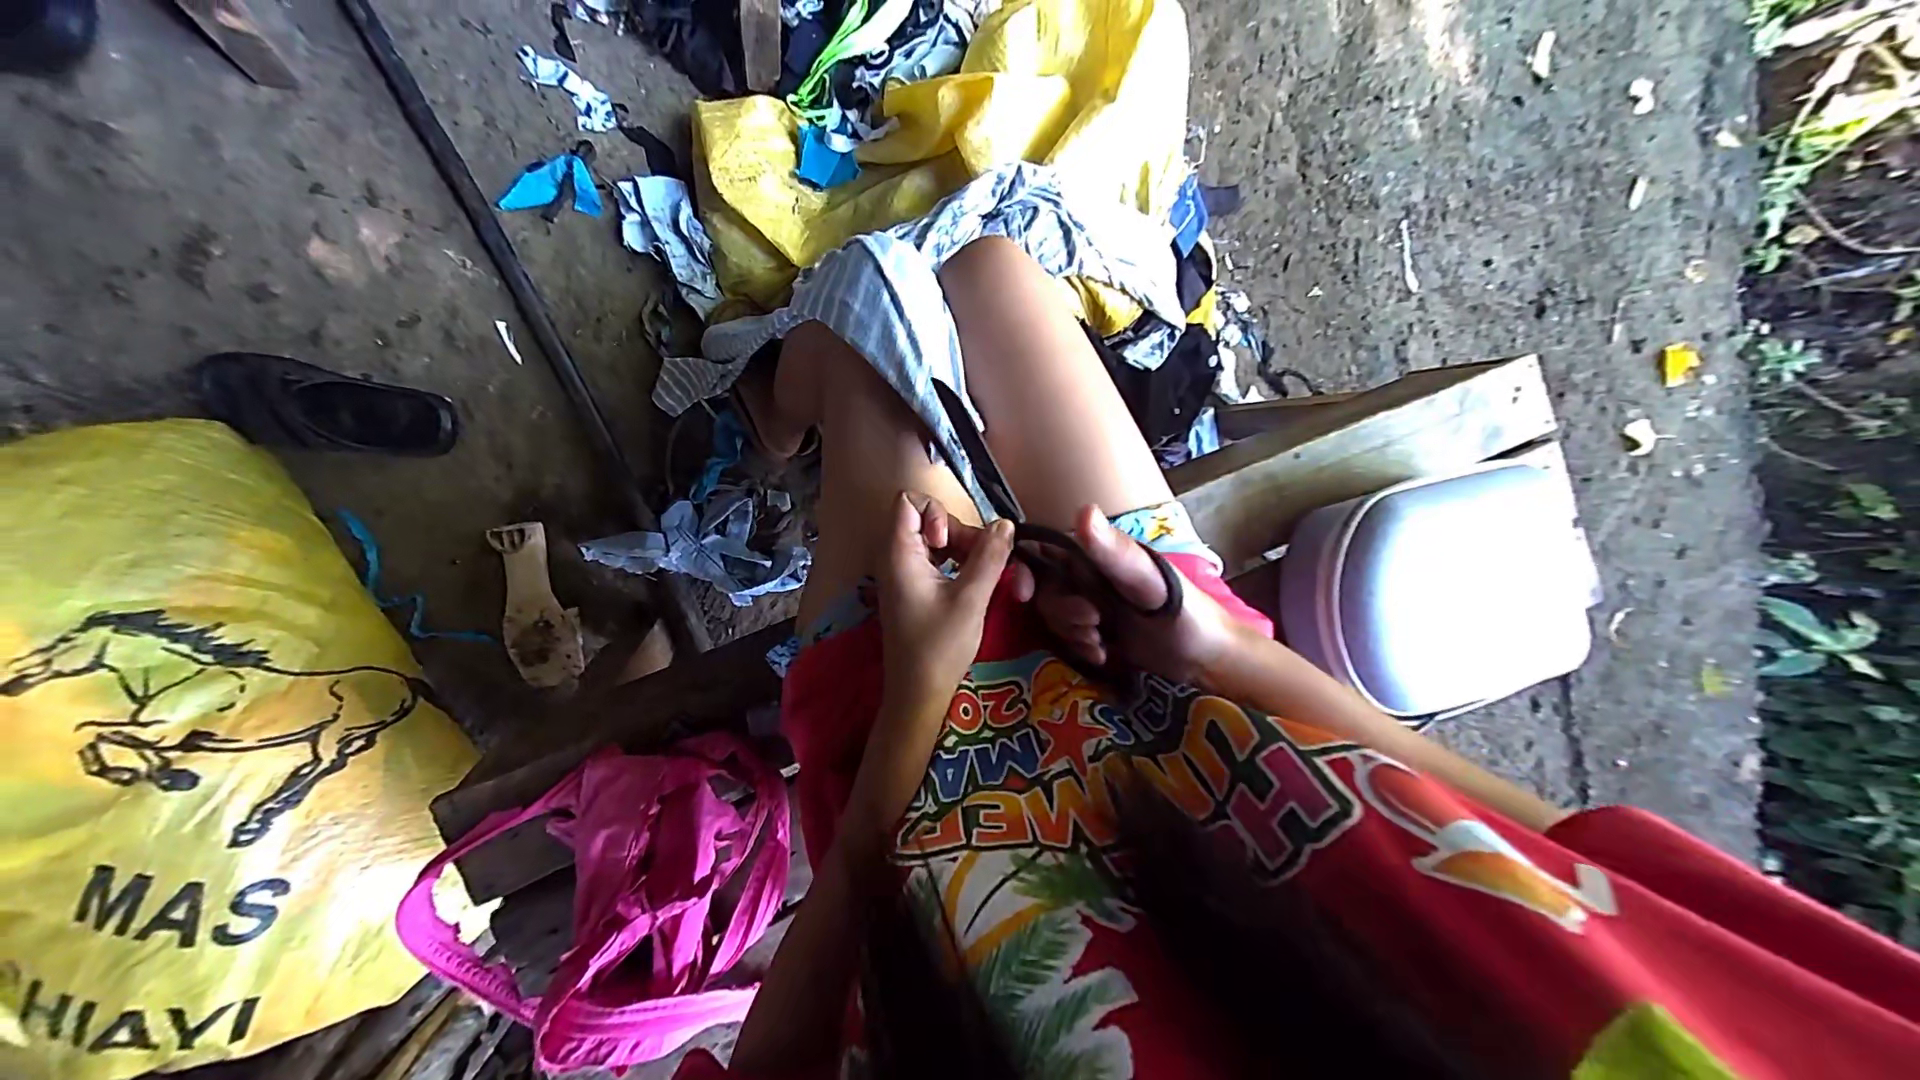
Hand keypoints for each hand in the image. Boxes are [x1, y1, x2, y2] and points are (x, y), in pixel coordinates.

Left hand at [875, 492, 1015, 717]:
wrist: (918, 692)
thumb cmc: (939, 647)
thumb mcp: (971, 599)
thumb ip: (990, 557)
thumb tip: (1006, 523)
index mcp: (899, 554)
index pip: (908, 501)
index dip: (935, 512)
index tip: (947, 544)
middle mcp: (897, 557)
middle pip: (930, 519)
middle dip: (961, 534)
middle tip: (983, 565)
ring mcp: (906, 573)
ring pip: (939, 540)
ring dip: (966, 551)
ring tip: (988, 577)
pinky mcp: (917, 587)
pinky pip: (940, 560)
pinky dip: (960, 565)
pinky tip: (978, 584)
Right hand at [1031, 504, 1247, 687]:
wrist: (1208, 657)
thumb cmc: (1184, 610)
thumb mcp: (1148, 581)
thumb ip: (1113, 551)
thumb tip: (1082, 511)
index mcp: (1097, 554)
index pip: (1041, 551)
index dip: (1023, 569)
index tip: (1023, 594)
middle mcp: (1088, 575)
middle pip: (1044, 590)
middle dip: (1062, 613)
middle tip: (1094, 624)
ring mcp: (1091, 604)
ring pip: (1054, 617)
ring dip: (1073, 634)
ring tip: (1103, 643)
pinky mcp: (1097, 632)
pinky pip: (1068, 640)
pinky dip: (1082, 650)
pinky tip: (1106, 655)